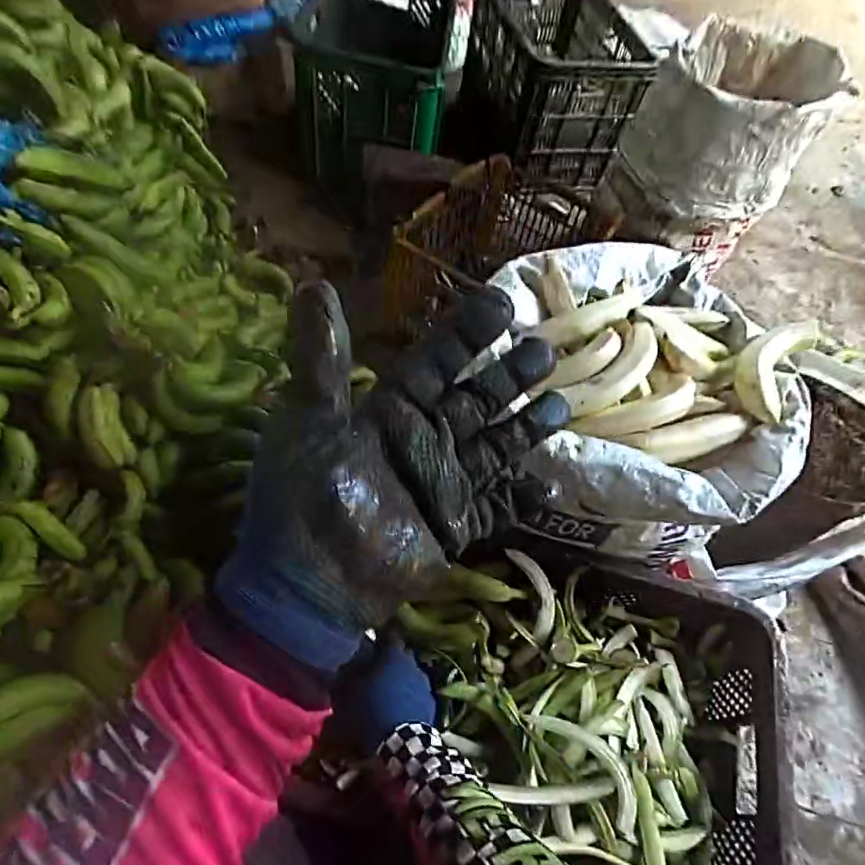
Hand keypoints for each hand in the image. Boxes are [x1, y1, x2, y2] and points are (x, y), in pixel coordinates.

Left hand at [213, 283, 566, 668]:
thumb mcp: (309, 421)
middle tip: (544, 352)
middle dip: (509, 376)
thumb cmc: (304, 495)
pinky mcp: (455, 524)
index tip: (503, 303)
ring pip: (493, 446)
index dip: (466, 333)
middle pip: (475, 399)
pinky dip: (522, 497)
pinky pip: (497, 506)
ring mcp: (442, 483)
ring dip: (524, 426)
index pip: (435, 361)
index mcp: (389, 411)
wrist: (313, 579)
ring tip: (560, 404)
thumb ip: (321, 359)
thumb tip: (312, 284)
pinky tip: (550, 483)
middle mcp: (421, 440)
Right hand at [330, 632, 435, 752]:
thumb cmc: (370, 712)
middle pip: (401, 654)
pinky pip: (417, 693)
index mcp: (393, 655)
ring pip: (410, 673)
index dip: (380, 636)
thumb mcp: (346, 694)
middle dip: (389, 659)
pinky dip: (409, 697)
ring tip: (386, 692)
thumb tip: (347, 665)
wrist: (402, 744)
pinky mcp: (432, 703)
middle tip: (375, 669)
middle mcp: (412, 663)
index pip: (389, 633)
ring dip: (400, 679)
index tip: (372, 639)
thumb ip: (346, 674)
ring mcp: (425, 683)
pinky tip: (399, 708)